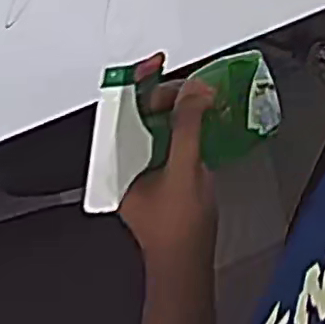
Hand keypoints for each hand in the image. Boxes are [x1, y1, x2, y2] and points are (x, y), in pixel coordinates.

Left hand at [118, 53, 217, 269]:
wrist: (188, 261)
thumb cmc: (179, 226)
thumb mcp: (183, 170)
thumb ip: (188, 127)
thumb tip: (194, 89)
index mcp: (119, 163)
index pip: (122, 112)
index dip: (137, 83)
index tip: (157, 62)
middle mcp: (128, 161)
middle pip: (142, 112)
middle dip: (169, 92)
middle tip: (195, 85)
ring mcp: (147, 164)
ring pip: (160, 121)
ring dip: (182, 104)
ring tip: (203, 94)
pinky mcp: (166, 167)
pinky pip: (174, 131)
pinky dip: (190, 118)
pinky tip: (205, 113)